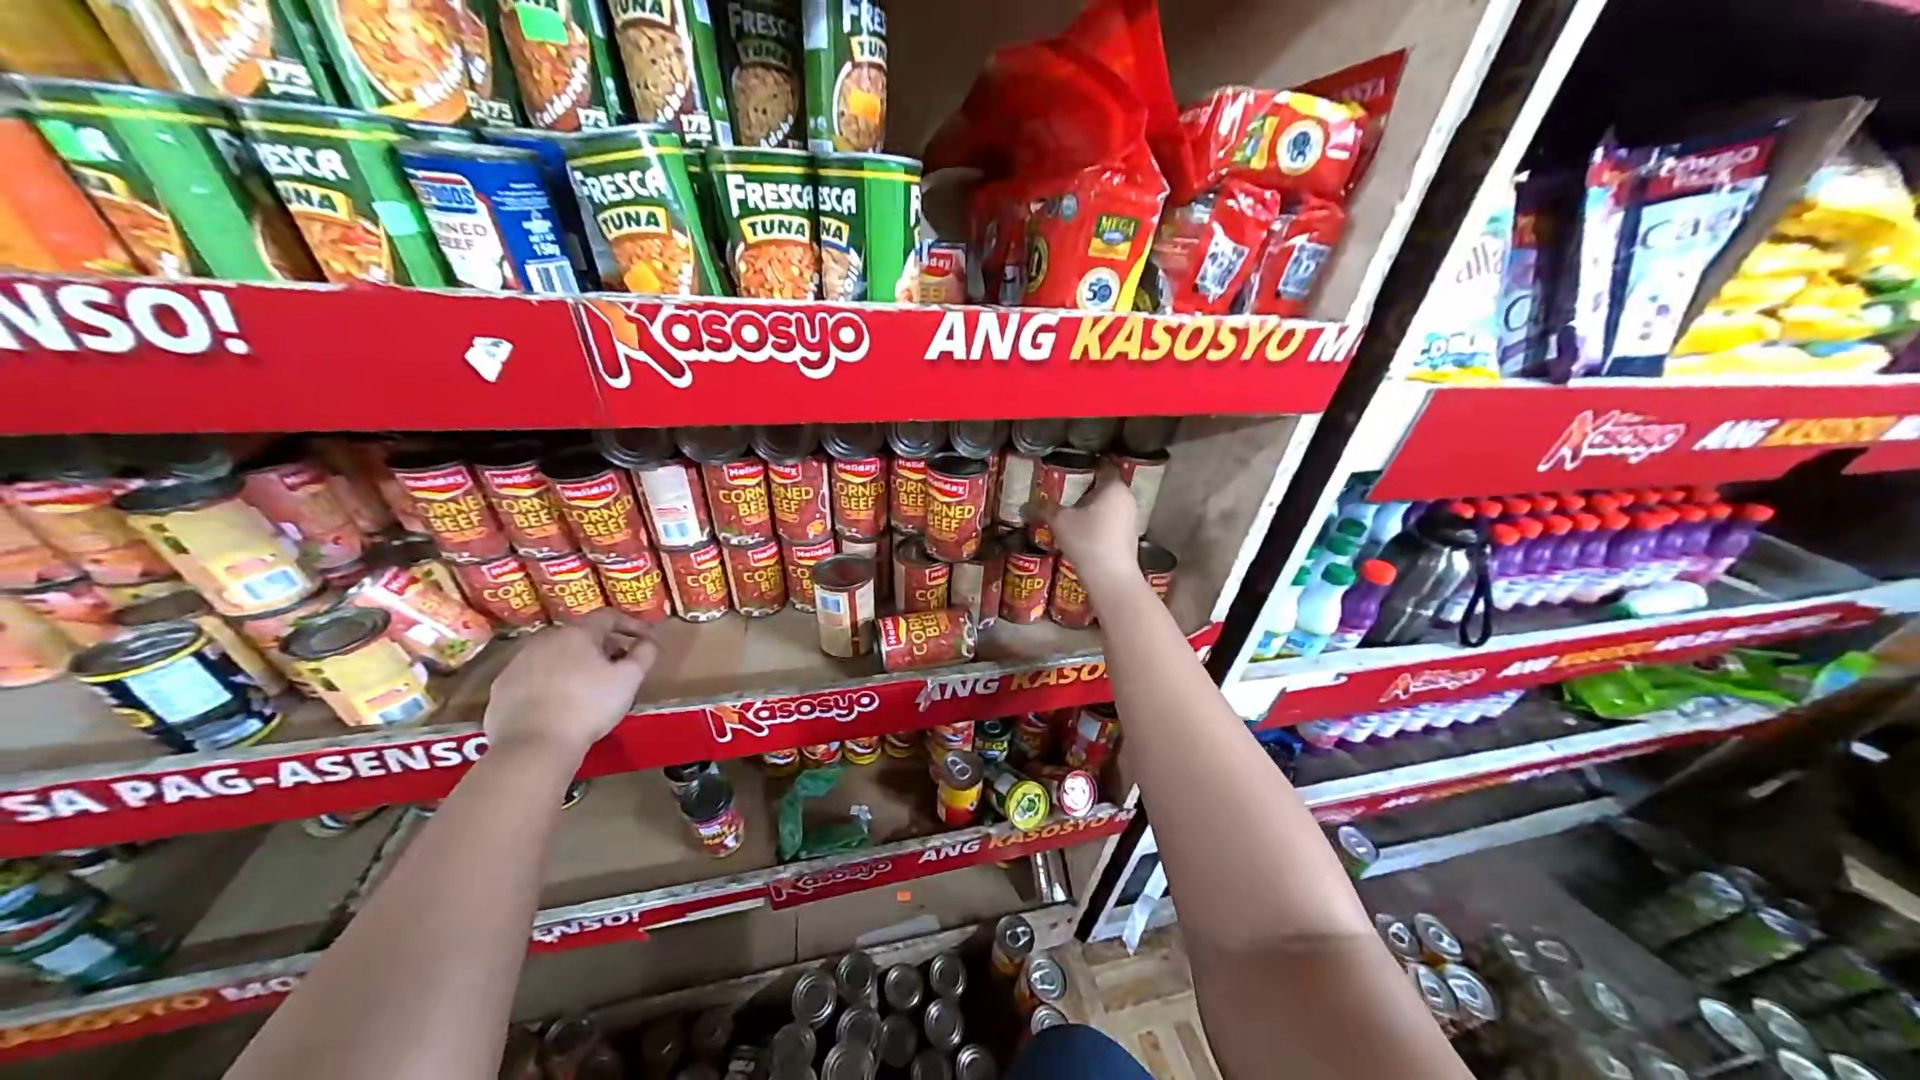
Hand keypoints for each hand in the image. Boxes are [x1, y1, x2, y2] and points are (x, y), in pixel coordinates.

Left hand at [483, 609, 657, 762]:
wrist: (533, 745)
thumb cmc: (589, 706)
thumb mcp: (629, 680)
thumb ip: (644, 654)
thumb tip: (648, 641)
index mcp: (577, 633)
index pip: (608, 616)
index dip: (630, 624)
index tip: (645, 638)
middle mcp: (545, 639)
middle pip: (580, 635)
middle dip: (603, 646)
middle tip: (618, 665)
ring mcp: (518, 662)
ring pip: (555, 654)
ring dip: (575, 663)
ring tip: (589, 685)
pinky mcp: (502, 687)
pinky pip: (534, 676)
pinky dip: (551, 681)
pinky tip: (559, 702)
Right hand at [1034, 468, 1137, 582]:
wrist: (1110, 577)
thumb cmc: (1087, 541)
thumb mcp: (1060, 521)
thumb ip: (1044, 508)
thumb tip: (1023, 505)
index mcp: (1113, 487)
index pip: (1103, 465)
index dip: (1087, 462)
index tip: (1071, 464)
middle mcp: (1126, 497)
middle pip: (1106, 484)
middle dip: (1087, 485)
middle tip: (1065, 486)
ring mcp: (1131, 517)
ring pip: (1109, 502)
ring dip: (1092, 503)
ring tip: (1071, 507)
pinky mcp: (1129, 534)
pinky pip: (1112, 518)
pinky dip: (1099, 518)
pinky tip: (1083, 527)